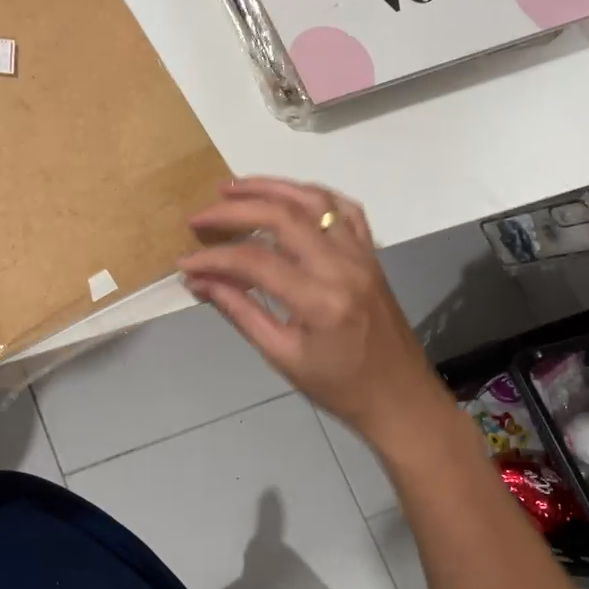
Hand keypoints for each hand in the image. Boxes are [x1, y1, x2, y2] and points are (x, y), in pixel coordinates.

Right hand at [175, 177, 448, 443]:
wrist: (403, 400)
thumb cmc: (339, 387)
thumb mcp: (280, 355)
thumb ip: (238, 310)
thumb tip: (197, 281)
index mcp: (321, 302)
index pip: (255, 261)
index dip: (213, 257)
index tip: (185, 262)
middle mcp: (345, 269)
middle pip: (284, 217)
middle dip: (234, 210)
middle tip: (198, 217)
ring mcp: (362, 257)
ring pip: (315, 202)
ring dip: (271, 188)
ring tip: (232, 188)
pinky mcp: (371, 256)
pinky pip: (344, 210)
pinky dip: (310, 196)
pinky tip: (284, 197)